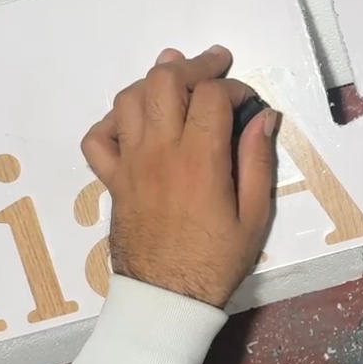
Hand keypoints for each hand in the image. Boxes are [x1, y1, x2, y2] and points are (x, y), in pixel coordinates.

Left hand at [81, 46, 279, 306]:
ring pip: (129, 98)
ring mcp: (130, 163)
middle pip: (165, 81)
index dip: (234, 86)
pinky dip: (113, 120)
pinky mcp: (112, 179)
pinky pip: (98, 136)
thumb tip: (264, 117)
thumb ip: (258, 161)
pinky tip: (136, 122)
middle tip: (215, 64)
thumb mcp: (255, 216)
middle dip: (194, 65)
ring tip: (175, 80)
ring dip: (153, 81)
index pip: (212, 95)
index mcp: (201, 159)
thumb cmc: (217, 261)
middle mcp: (160, 150)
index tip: (249, 100)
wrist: (168, 298)